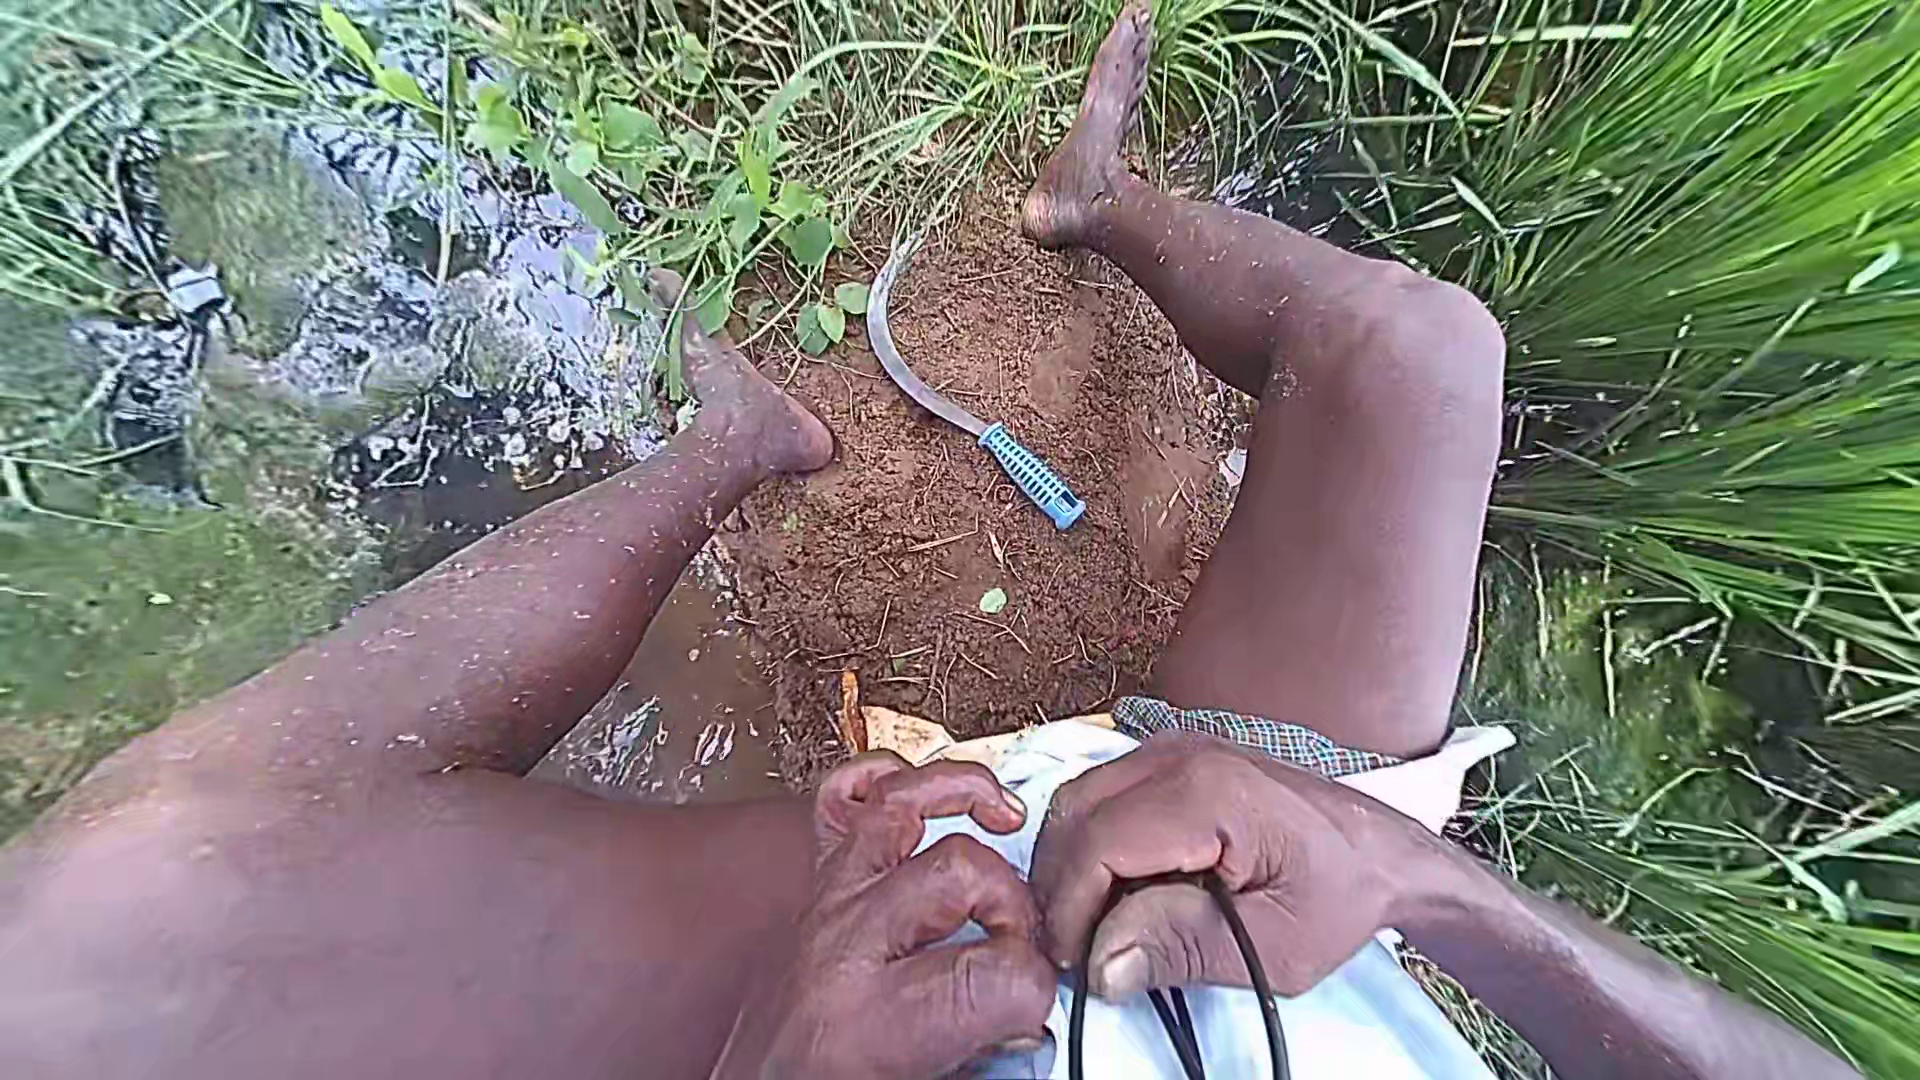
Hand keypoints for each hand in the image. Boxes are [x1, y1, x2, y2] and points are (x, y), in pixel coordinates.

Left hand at [710, 753, 1055, 1079]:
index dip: (1034, 981)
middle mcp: (845, 939)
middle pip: (957, 871)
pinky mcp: (821, 872)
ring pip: (900, 802)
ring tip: (1004, 812)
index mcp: (866, 1022)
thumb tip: (1032, 1018)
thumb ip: (980, 1056)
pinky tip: (921, 790)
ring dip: (962, 794)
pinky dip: (886, 775)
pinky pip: (845, 793)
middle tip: (1023, 931)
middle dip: (1013, 899)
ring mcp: (831, 892)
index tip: (1037, 993)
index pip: (986, 975)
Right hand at [1029, 731, 1442, 999]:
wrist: (1371, 845)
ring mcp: (1164, 745)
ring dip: (1068, 860)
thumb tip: (1098, 963)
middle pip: (1075, 809)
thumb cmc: (1333, 898)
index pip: (1101, 839)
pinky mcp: (1162, 753)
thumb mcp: (1276, 947)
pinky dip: (1088, 840)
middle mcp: (1172, 752)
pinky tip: (1111, 885)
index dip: (1072, 904)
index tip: (1073, 962)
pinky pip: (1100, 792)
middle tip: (1071, 944)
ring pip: (1078, 796)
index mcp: (1205, 792)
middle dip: (1058, 881)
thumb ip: (1184, 946)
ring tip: (1088, 920)